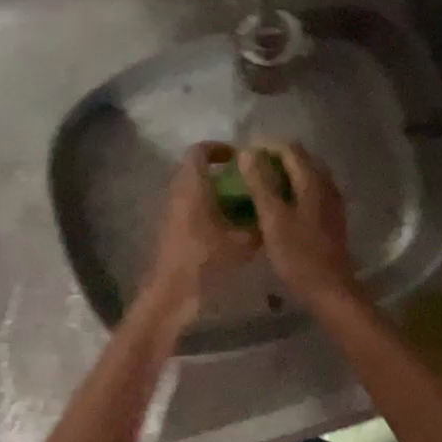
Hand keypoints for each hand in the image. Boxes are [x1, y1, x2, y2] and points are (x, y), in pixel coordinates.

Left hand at [142, 143, 260, 325]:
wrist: (172, 293)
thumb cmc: (205, 262)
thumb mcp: (242, 244)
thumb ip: (258, 224)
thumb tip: (271, 213)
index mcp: (192, 187)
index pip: (199, 151)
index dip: (219, 148)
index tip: (239, 157)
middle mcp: (177, 193)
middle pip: (195, 170)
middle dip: (220, 172)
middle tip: (246, 182)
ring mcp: (170, 212)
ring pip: (192, 191)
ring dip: (214, 193)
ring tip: (241, 206)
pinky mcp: (170, 230)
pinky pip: (189, 208)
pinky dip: (207, 209)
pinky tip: (227, 228)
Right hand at [241, 141, 358, 305]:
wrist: (329, 288)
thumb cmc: (297, 254)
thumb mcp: (273, 218)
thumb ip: (260, 183)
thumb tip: (247, 153)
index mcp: (313, 180)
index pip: (289, 148)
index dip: (265, 146)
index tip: (242, 155)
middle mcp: (327, 184)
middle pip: (300, 159)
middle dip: (274, 158)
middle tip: (248, 169)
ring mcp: (332, 201)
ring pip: (306, 175)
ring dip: (283, 174)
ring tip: (259, 185)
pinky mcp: (331, 218)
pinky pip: (310, 192)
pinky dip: (293, 190)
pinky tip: (279, 205)